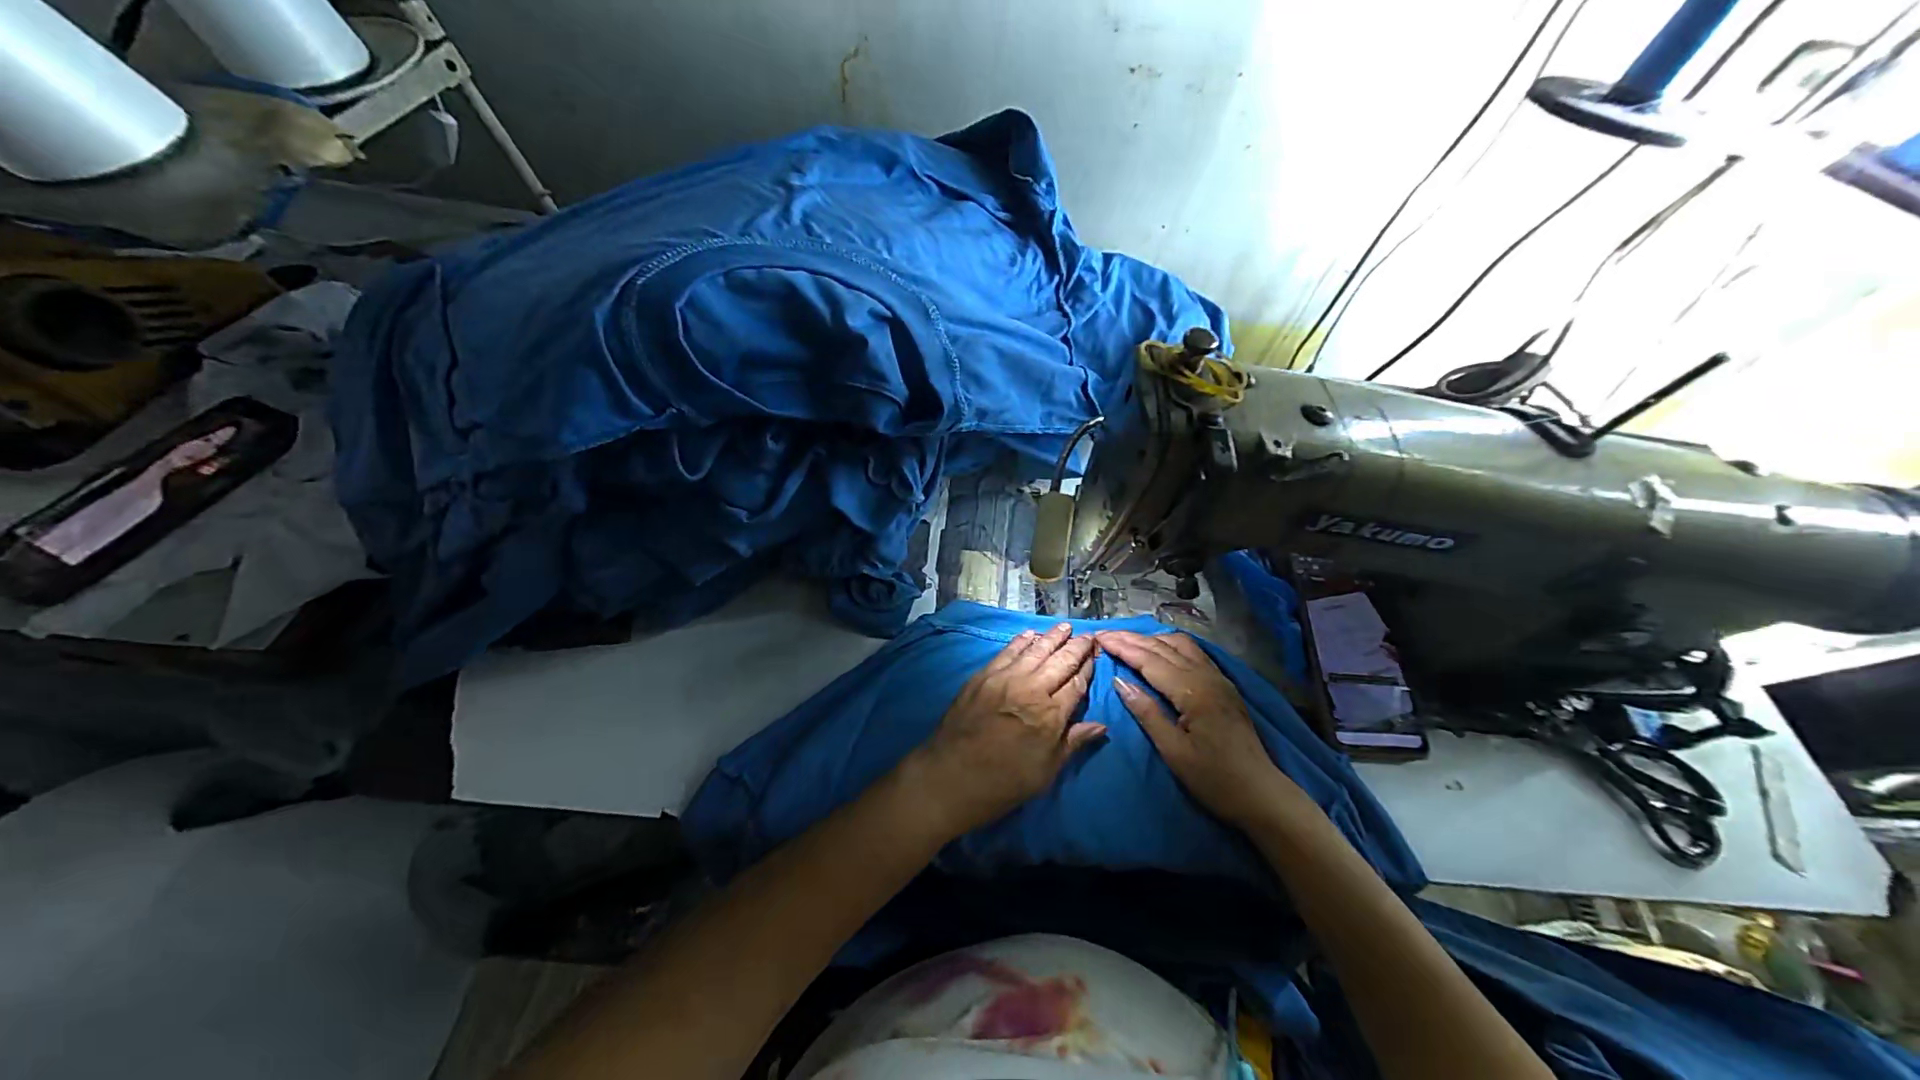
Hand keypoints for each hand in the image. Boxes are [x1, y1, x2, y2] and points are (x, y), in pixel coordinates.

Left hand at [906, 623, 1105, 834]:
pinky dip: (1021, 642)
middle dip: (1076, 647)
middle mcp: (1031, 689)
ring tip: (1065, 627)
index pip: (1077, 683)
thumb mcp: (1046, 771)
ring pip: (1035, 651)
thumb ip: (1072, 742)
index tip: (1095, 656)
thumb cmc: (1004, 782)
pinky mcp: (983, 676)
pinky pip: (1007, 652)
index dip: (1088, 668)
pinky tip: (1030, 635)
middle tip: (1088, 636)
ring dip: (1052, 637)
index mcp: (1051, 714)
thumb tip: (1100, 726)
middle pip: (1060, 661)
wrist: (952, 776)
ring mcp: (1005, 679)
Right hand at [1095, 630, 1308, 827]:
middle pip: (1164, 648)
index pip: (1151, 660)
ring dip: (1153, 640)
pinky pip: (1194, 655)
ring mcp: (1218, 680)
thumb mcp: (1173, 751)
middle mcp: (1207, 677)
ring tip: (1127, 640)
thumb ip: (1147, 712)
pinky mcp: (1224, 688)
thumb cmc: (1213, 779)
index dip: (1123, 647)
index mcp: (1193, 692)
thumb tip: (1119, 682)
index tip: (1099, 637)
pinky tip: (1160, 651)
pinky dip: (1170, 647)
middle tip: (1105, 634)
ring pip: (1182, 646)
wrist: (1261, 795)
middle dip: (1132, 639)